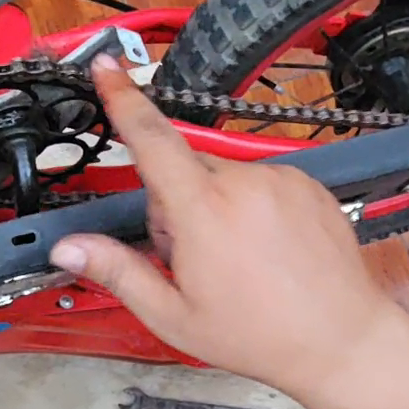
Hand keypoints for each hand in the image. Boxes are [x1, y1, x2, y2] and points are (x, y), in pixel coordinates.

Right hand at [49, 58, 408, 398]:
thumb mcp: (174, 315)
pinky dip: (251, 205)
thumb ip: (118, 271)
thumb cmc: (257, 335)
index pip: (153, 141)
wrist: (340, 339)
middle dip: (176, 204)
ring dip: (215, 205)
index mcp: (205, 211)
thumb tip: (68, 248)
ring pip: (223, 177)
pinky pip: (260, 181)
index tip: (107, 69)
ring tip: (237, 258)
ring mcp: (282, 179)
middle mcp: (245, 182)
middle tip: (194, 259)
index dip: (124, 101)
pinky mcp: (308, 183)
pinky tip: (266, 248)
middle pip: (184, 168)